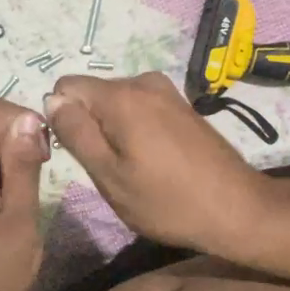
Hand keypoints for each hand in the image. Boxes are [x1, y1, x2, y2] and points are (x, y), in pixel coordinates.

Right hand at [44, 73, 270, 253]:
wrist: (237, 208)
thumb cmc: (167, 201)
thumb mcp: (110, 176)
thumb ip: (77, 134)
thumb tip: (51, 100)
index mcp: (121, 96)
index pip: (66, 87)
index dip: (63, 120)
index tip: (81, 155)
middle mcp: (143, 82)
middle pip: (93, 94)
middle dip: (90, 126)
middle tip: (110, 170)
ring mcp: (167, 92)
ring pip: (117, 104)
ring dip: (115, 132)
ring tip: (135, 170)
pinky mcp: (182, 106)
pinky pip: (140, 109)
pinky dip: (137, 131)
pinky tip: (155, 163)